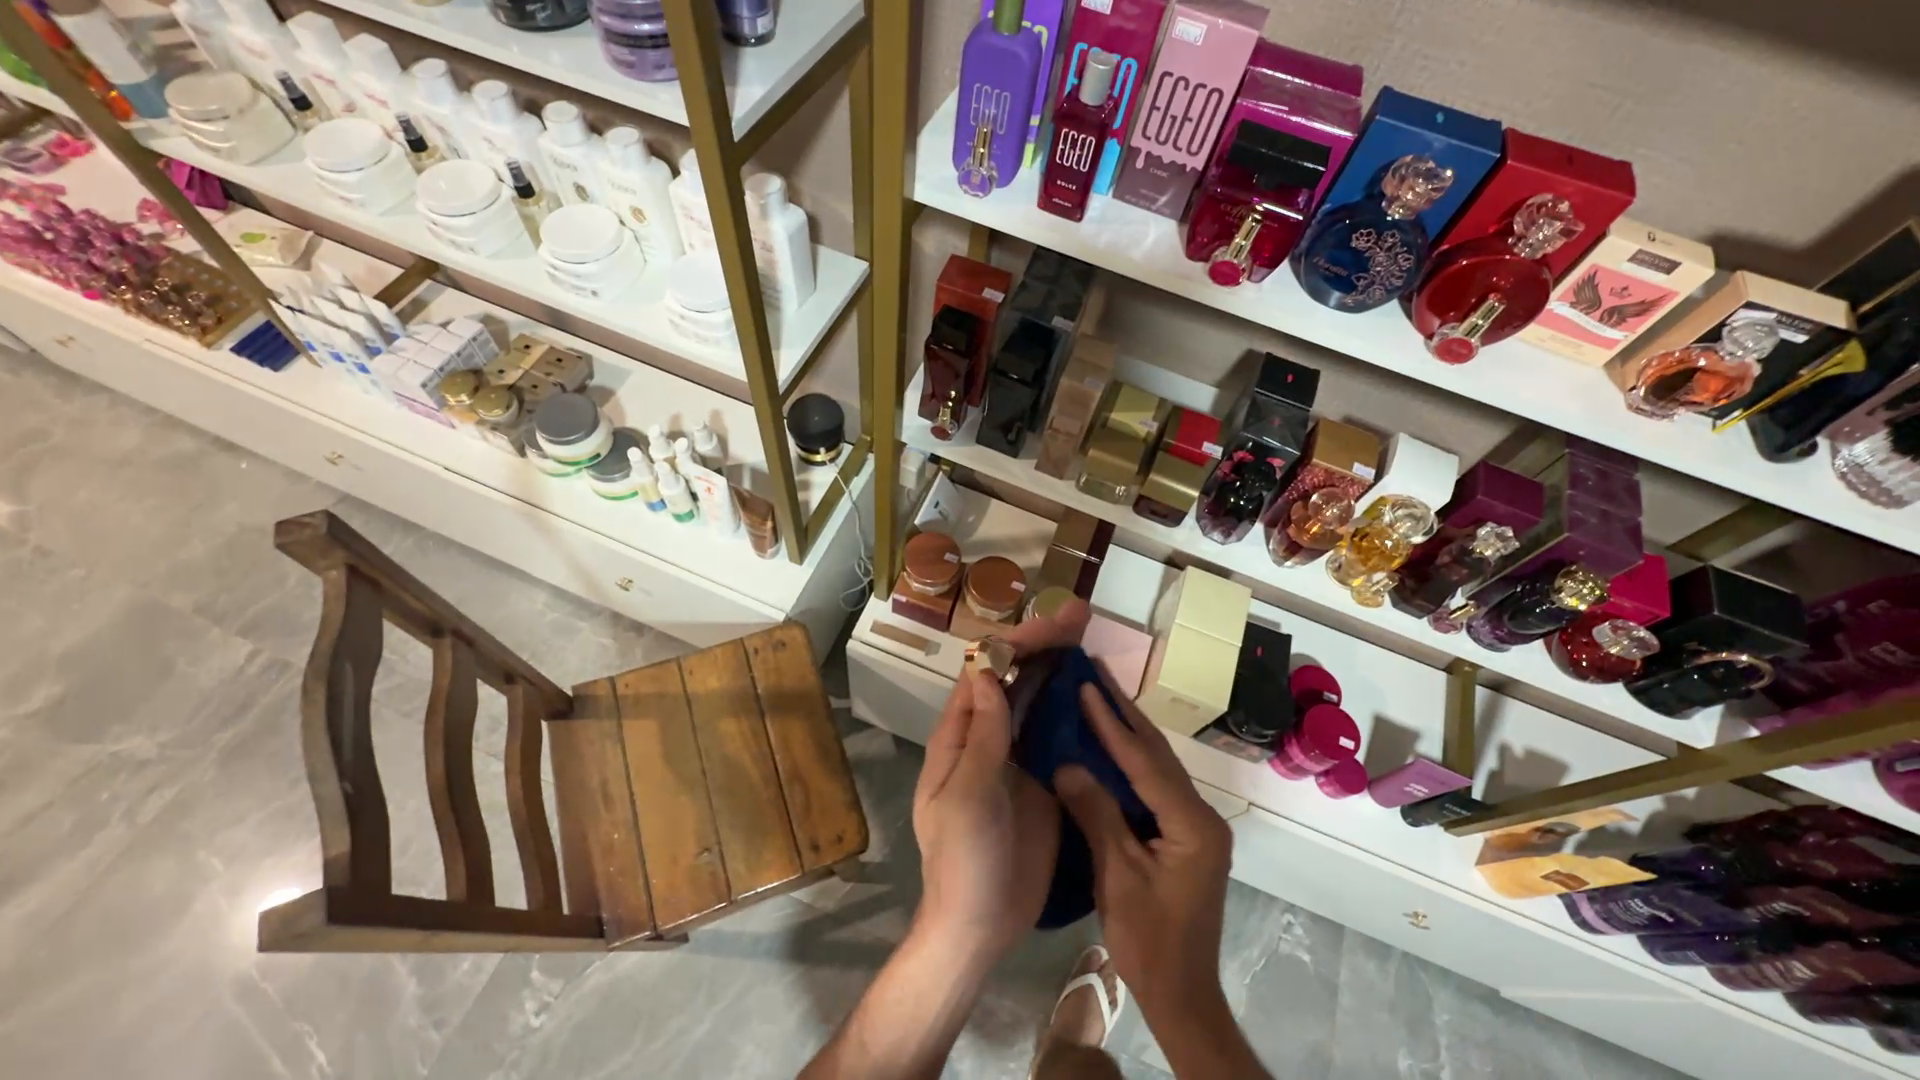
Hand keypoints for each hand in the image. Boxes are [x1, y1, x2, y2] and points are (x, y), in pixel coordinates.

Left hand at [911, 601, 1092, 968]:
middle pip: (1014, 680)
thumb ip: (982, 738)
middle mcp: (987, 740)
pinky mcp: (1043, 784)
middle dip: (1043, 645)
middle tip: (1083, 616)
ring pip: (1037, 703)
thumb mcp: (966, 798)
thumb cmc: (962, 861)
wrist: (979, 925)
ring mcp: (1016, 761)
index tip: (1054, 625)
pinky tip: (1101, 698)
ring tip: (1092, 642)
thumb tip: (986, 672)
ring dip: (1061, 670)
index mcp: (960, 738)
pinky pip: (1059, 738)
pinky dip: (1076, 713)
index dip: (1017, 644)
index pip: (985, 674)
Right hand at [1054, 672, 1233, 1015]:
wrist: (1181, 993)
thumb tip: (1067, 764)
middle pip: (1157, 755)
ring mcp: (1195, 827)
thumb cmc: (1149, 940)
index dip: (1112, 723)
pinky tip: (1109, 748)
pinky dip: (1130, 765)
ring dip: (1128, 734)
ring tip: (1099, 697)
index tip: (1086, 687)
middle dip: (1125, 714)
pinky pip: (1154, 790)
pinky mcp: (1184, 838)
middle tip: (1096, 673)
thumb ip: (1096, 814)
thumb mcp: (1117, 876)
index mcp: (1192, 824)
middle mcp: (1201, 816)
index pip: (1145, 762)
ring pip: (1157, 769)